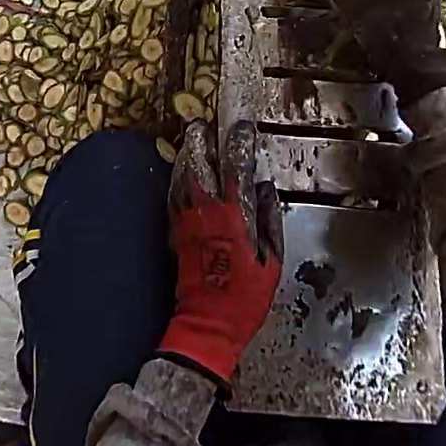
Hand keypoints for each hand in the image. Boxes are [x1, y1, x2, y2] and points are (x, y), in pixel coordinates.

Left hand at [157, 120, 284, 386]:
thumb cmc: (244, 296)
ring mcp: (186, 219)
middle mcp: (205, 211)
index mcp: (234, 216)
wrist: (207, 321)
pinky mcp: (174, 230)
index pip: (235, 169)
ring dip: (186, 155)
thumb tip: (266, 190)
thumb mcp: (272, 261)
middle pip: (199, 165)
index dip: (239, 144)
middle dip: (201, 141)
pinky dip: (177, 178)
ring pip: (182, 177)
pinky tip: (180, 171)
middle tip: (202, 124)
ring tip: (191, 139)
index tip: (243, 128)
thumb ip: (269, 221)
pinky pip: (173, 195)